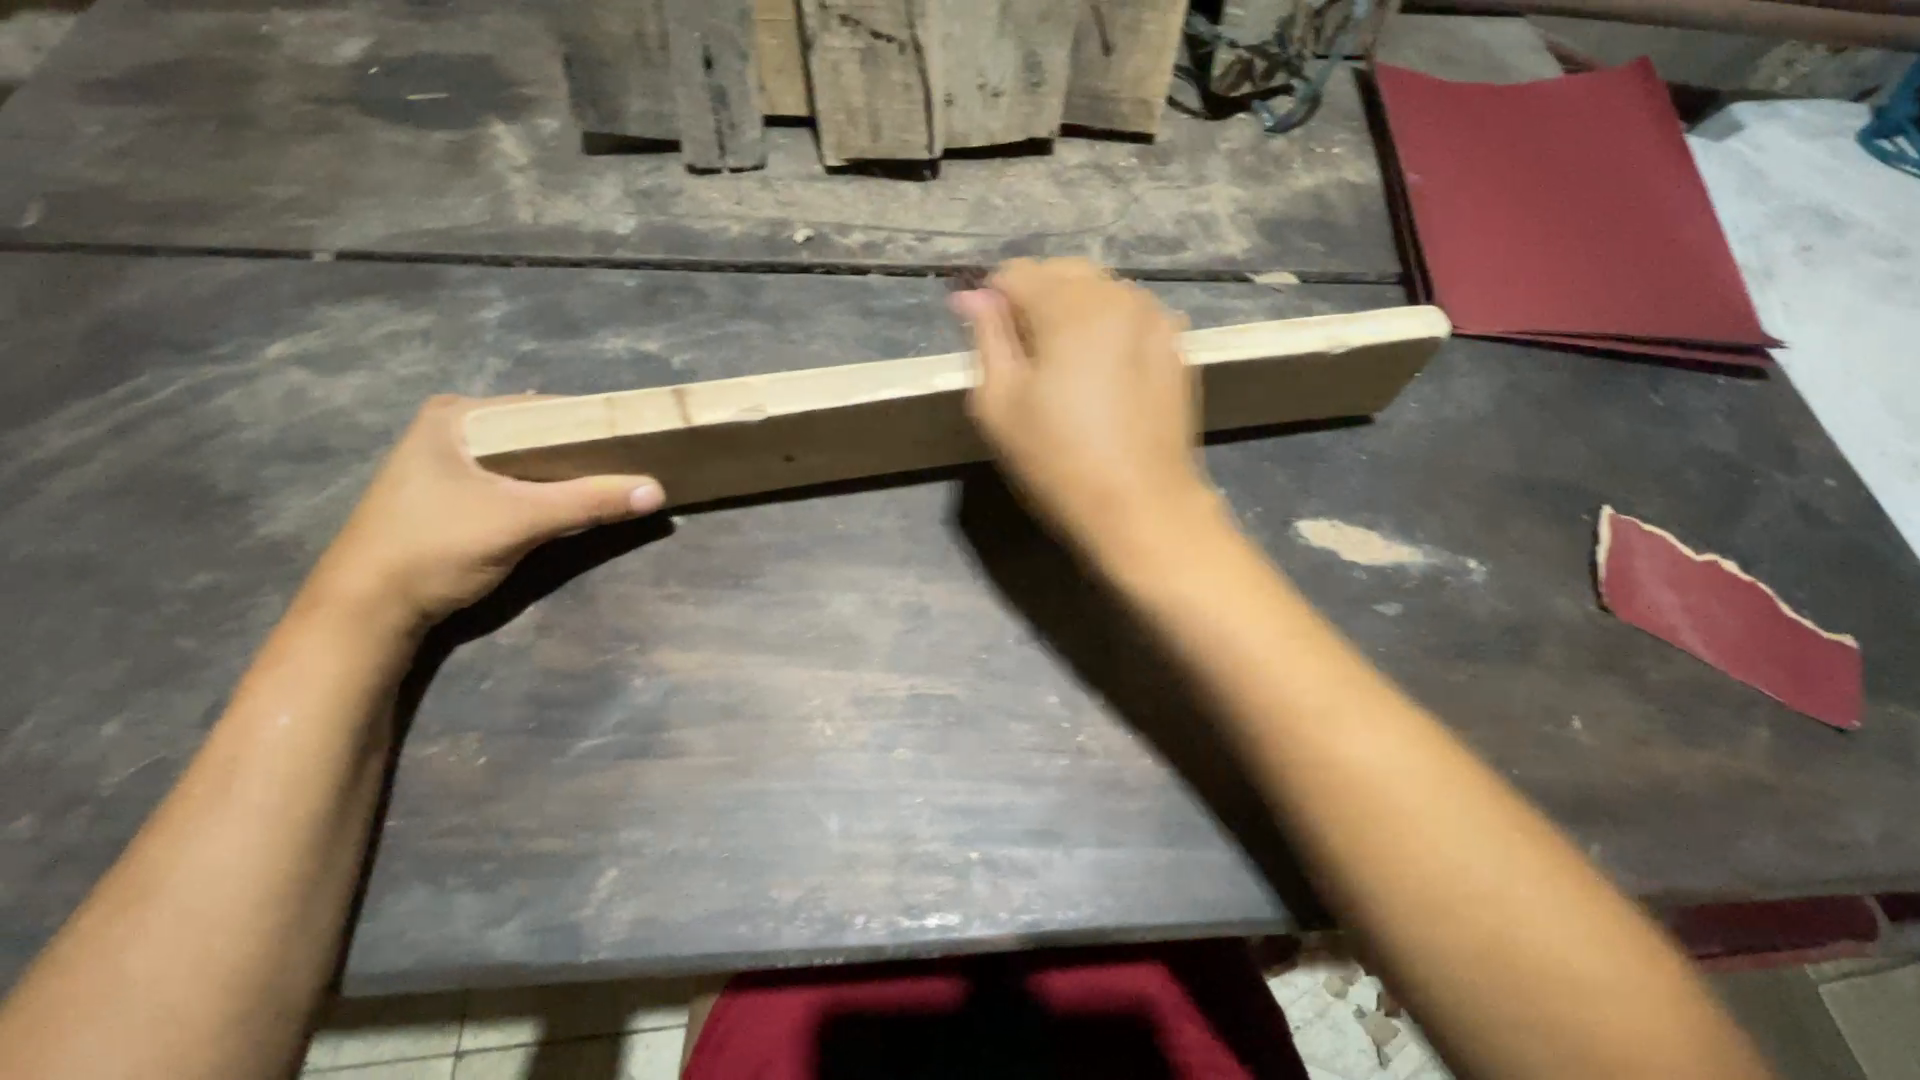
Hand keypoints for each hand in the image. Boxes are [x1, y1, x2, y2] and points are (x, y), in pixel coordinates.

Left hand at [306, 395, 664, 632]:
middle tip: (634, 467)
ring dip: (566, 477)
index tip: (640, 442)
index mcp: (458, 416)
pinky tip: (573, 506)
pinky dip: (545, 493)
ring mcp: (451, 465)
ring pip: (528, 462)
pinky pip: (516, 484)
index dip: (594, 425)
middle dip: (583, 453)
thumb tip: (658, 491)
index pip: (545, 408)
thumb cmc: (435, 547)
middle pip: (538, 435)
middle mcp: (453, 430)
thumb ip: (589, 502)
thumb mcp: (519, 520)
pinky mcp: (454, 497)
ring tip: (614, 485)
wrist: (367, 609)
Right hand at [952, 258, 1214, 558]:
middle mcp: (1117, 294)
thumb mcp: (999, 404)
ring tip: (1066, 370)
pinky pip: (1130, 316)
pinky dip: (1109, 330)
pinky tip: (1103, 375)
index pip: (1015, 273)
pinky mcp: (1175, 343)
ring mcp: (1154, 316)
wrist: (1142, 504)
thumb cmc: (1058, 460)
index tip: (992, 346)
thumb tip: (972, 295)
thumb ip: (985, 337)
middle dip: (1036, 301)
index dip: (993, 303)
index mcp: (1069, 305)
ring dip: (1074, 313)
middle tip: (1027, 361)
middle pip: (1061, 273)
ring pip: (1098, 291)